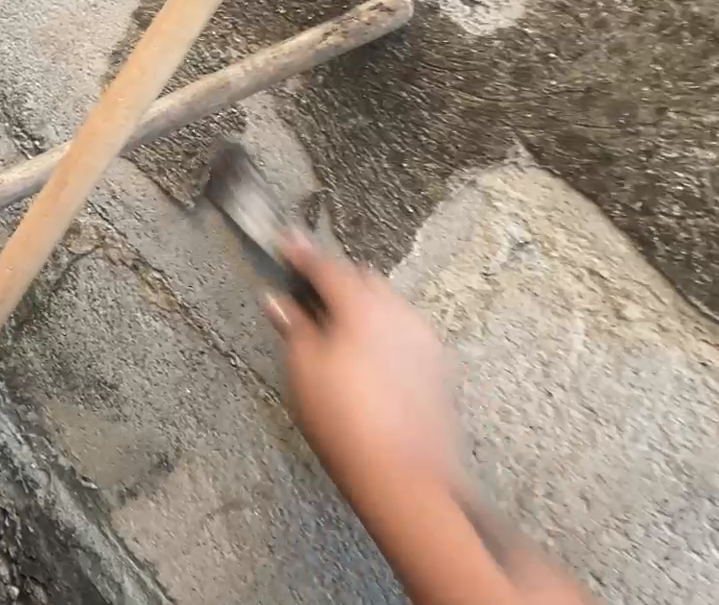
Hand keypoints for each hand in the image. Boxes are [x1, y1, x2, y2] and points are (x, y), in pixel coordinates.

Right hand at [264, 233, 463, 496]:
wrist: (407, 479)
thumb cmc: (343, 421)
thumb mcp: (304, 369)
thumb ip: (293, 326)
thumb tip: (278, 300)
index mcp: (361, 306)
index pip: (326, 265)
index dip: (301, 252)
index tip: (286, 240)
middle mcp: (398, 312)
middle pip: (363, 278)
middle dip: (336, 278)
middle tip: (309, 295)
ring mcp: (424, 339)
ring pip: (388, 303)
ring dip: (362, 304)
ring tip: (338, 328)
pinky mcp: (440, 367)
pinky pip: (405, 330)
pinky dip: (383, 329)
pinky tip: (368, 357)